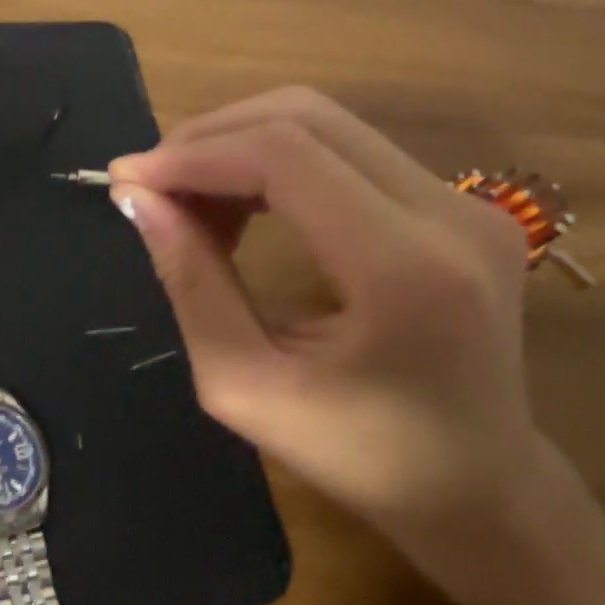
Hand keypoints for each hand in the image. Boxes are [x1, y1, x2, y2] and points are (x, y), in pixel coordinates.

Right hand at [108, 87, 540, 537]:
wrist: (477, 487)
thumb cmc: (357, 455)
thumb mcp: (244, 385)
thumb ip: (190, 282)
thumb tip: (136, 197)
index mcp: (405, 270)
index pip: (285, 156)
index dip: (194, 154)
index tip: (126, 178)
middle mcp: (450, 215)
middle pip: (305, 117)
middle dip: (210, 138)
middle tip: (151, 184)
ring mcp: (464, 202)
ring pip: (324, 122)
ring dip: (239, 146)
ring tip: (189, 200)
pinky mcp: (458, 203)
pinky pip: (346, 149)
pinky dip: (275, 161)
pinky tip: (241, 205)